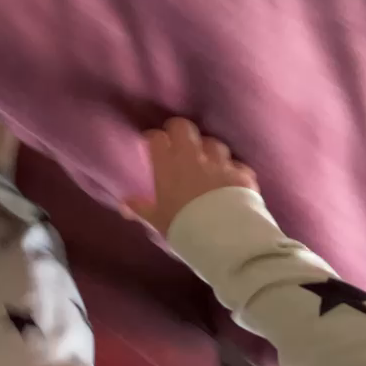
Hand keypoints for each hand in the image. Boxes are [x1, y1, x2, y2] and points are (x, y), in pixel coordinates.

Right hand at [124, 118, 257, 236]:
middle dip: (179, 130)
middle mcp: (193, 157)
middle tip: (176, 141)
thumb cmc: (184, 227)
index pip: (156, 137)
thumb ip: (141, 209)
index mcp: (168, 166)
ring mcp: (220, 163)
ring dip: (208, 149)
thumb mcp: (158, 221)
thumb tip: (124, 204)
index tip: (151, 143)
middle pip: (183, 127)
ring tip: (207, 160)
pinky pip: (237, 165)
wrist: (224, 238)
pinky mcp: (242, 174)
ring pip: (213, 142)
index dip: (153, 137)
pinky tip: (231, 179)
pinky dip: (233, 170)